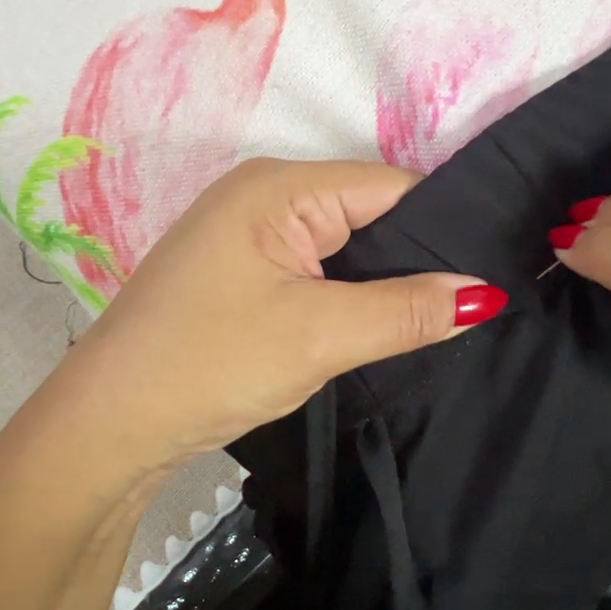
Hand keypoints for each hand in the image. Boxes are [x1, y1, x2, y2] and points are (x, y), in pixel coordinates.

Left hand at [42, 158, 507, 462]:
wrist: (110, 423)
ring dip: (383, 280)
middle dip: (417, 257)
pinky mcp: (240, 269)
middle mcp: (263, 193)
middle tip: (478, 302)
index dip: (447, 227)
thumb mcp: (320, 336)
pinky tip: (380, 322)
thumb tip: (485, 293)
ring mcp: (247, 231)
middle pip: (369, 211)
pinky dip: (348, 292)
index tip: (499, 268)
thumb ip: (406, 309)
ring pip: (344, 244)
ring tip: (442, 315)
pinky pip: (315, 266)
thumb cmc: (212, 363)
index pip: (391, 187)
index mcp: (280, 186)